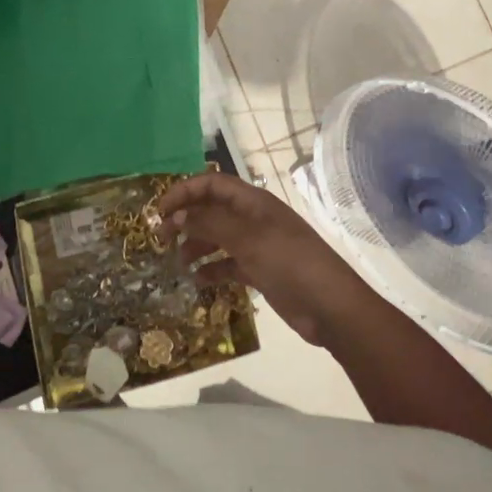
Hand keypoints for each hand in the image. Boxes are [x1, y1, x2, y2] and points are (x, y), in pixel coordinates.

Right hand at [157, 171, 373, 346]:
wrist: (331, 307)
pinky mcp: (260, 271)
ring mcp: (258, 246)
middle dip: (186, 219)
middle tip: (161, 238)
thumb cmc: (290, 263)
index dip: (185, 191)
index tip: (160, 210)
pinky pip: (228, 264)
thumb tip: (176, 214)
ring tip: (177, 262)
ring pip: (218, 238)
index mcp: (254, 202)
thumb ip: (210, 224)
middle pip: (213, 210)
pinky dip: (211, 269)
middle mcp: (254, 219)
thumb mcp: (248, 239)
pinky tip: (198, 281)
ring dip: (196, 246)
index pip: (212, 184)